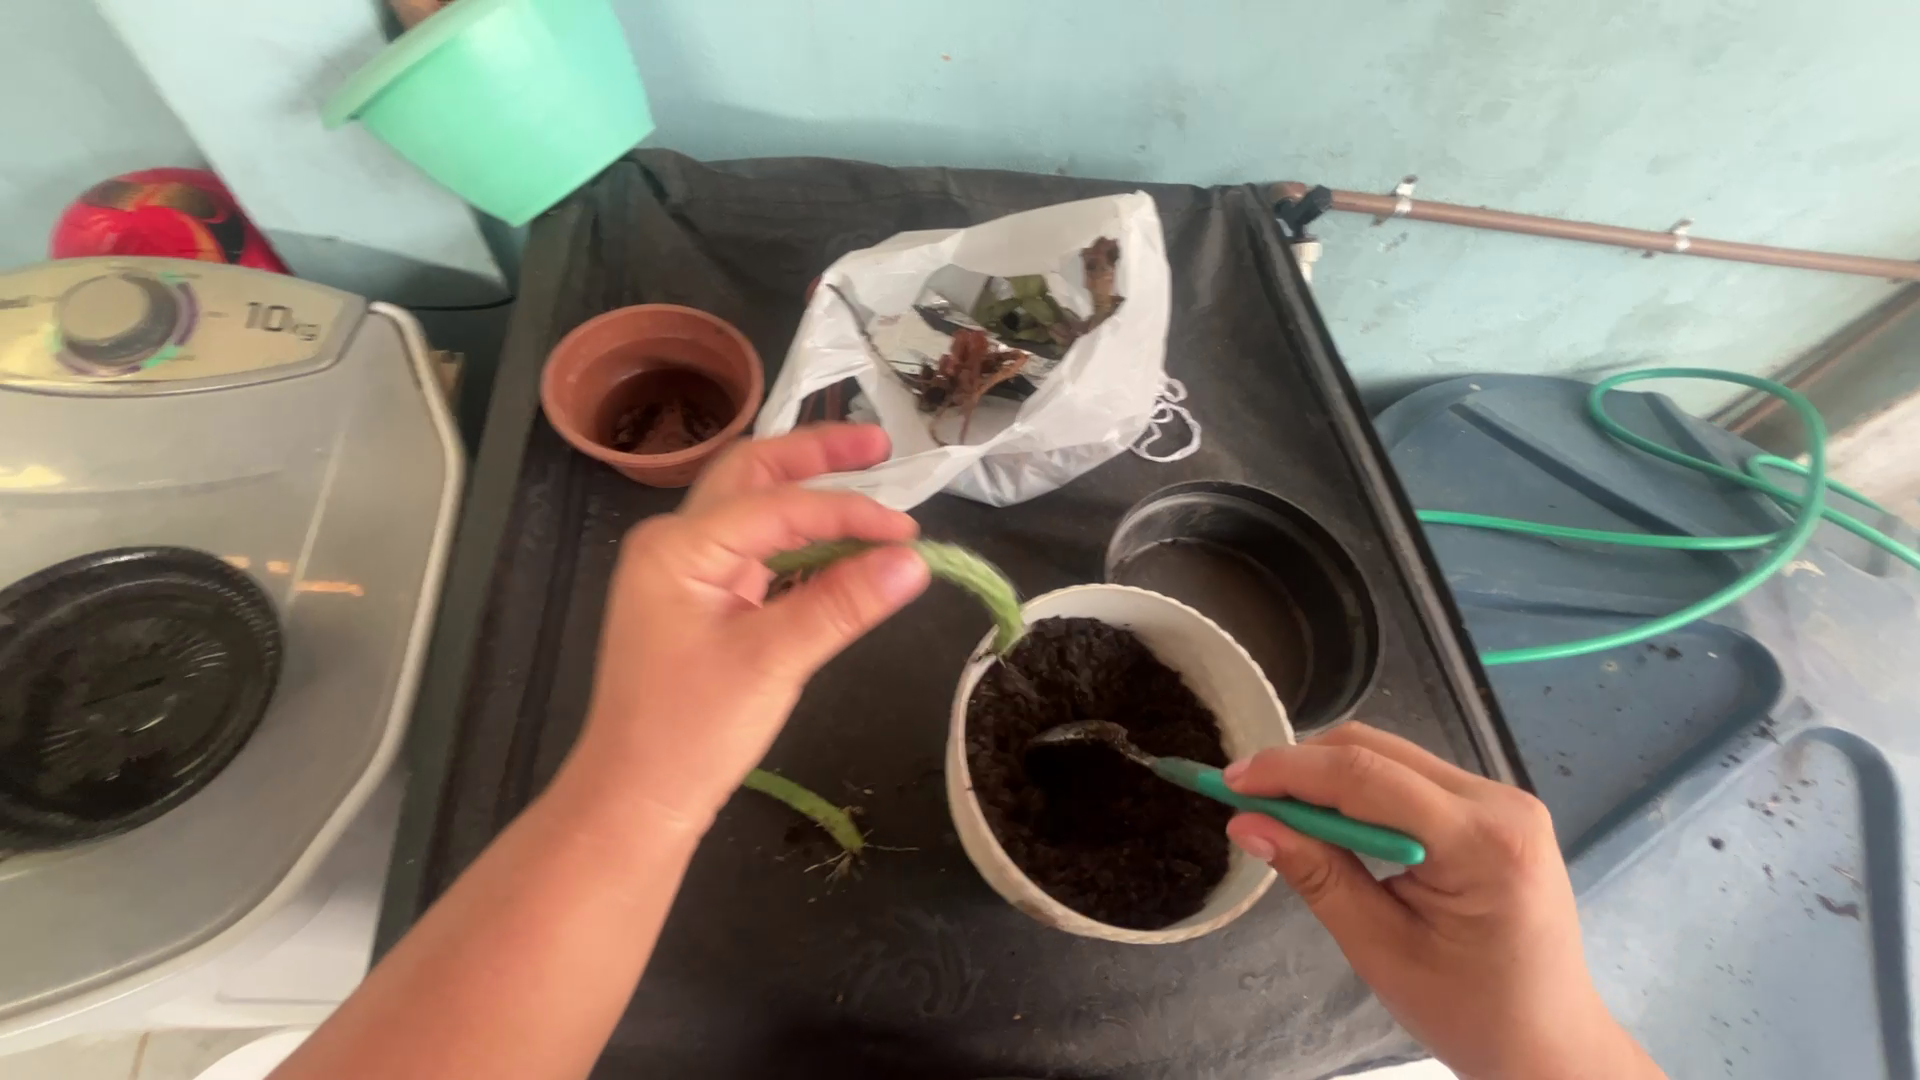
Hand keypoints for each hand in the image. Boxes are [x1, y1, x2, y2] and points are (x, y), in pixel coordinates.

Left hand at [571, 425, 929, 825]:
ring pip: (754, 505)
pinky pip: (758, 548)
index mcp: (680, 547)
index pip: (780, 506)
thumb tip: (914, 561)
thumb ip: (843, 604)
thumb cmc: (691, 731)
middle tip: (879, 444)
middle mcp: (678, 543)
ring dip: (809, 489)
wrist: (636, 797)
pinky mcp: (703, 596)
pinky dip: (802, 537)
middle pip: (754, 472)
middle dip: (817, 453)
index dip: (850, 512)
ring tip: (867, 474)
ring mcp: (687, 569)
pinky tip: (839, 541)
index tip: (908, 534)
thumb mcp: (772, 662)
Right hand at [1223, 723, 1663, 1079]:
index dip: (1288, 771)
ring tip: (1279, 807)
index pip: (1365, 777)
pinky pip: (1402, 772)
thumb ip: (1314, 874)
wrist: (1553, 1047)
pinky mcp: (1488, 805)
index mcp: (1483, 843)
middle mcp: (1498, 802)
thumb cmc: (1469, 1012)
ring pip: (1384, 753)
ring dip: (1322, 773)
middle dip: (1299, 766)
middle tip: (1246, 795)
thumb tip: (1245, 823)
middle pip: (1373, 750)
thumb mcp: (1379, 949)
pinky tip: (1327, 815)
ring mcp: (1499, 798)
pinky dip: (1352, 785)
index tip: (1230, 782)